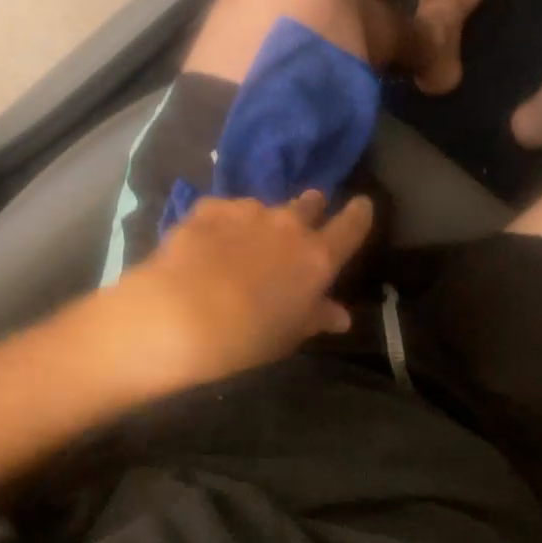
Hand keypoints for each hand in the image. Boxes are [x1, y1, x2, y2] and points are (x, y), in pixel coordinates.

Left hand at [121, 191, 373, 384]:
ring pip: (263, 208)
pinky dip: (223, 223)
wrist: (180, 313)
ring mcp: (247, 211)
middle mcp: (287, 225)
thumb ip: (315, 317)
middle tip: (304, 219)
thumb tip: (339, 315)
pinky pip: (225, 211)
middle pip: (308, 205)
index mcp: (317, 257)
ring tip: (244, 243)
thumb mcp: (288, 335)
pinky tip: (208, 242)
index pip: (351, 225)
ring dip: (261, 221)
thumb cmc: (246, 337)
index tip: (362, 205)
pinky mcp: (210, 207)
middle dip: (309, 209)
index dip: (358, 214)